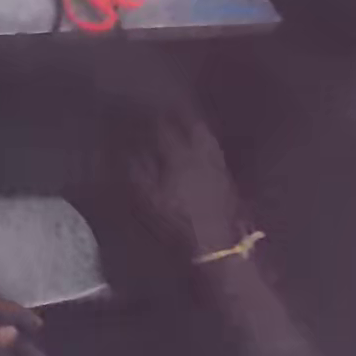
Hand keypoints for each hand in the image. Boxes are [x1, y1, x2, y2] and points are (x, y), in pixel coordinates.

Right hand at [126, 112, 246, 257]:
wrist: (216, 245)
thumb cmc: (175, 221)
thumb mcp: (147, 198)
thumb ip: (138, 169)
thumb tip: (128, 149)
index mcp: (180, 157)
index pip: (165, 129)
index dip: (153, 118)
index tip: (143, 110)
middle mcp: (202, 155)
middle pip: (193, 127)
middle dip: (180, 116)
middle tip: (169, 110)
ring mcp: (218, 167)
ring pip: (207, 138)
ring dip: (195, 128)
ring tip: (186, 123)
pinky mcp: (226, 179)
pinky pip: (215, 152)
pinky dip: (205, 144)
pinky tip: (200, 149)